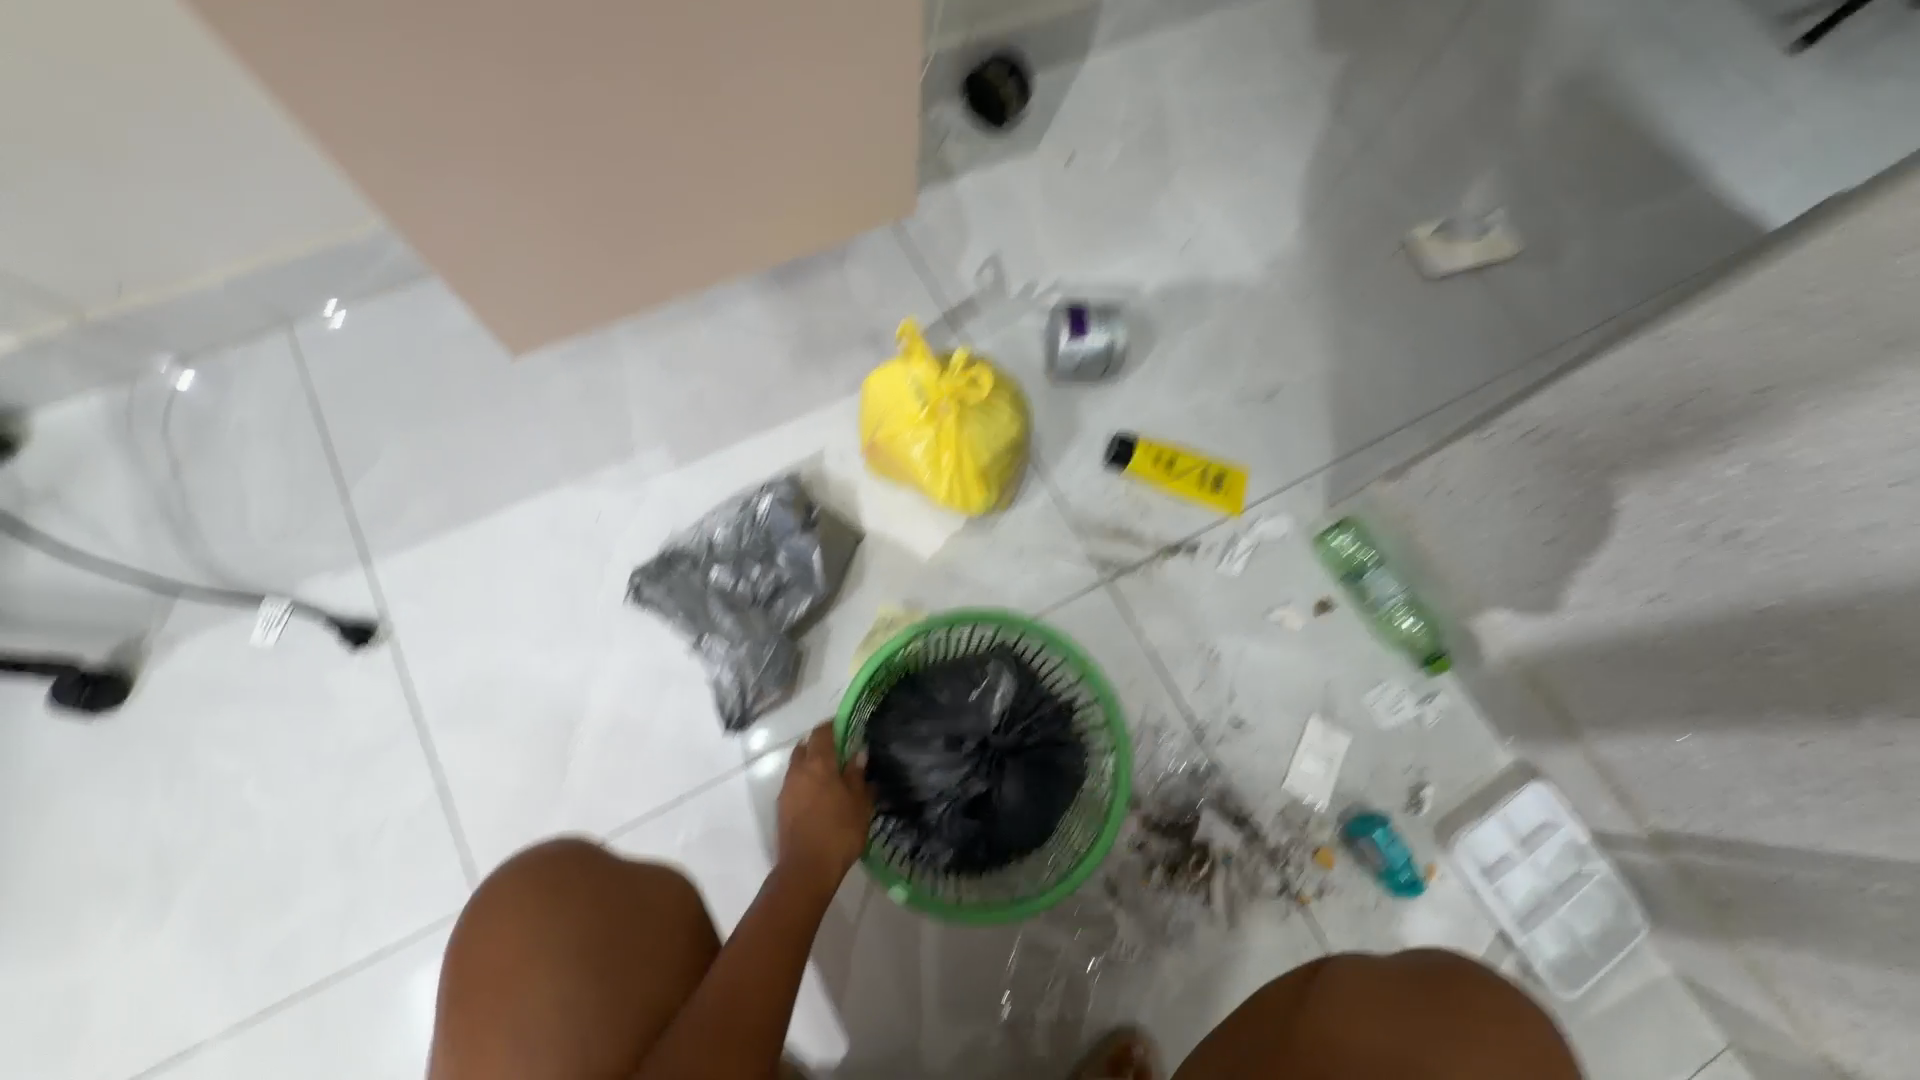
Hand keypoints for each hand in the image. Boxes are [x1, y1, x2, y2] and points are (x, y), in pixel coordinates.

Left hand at [777, 724, 873, 888]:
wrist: (806, 868)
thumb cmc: (840, 831)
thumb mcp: (860, 804)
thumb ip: (858, 776)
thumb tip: (858, 754)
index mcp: (819, 763)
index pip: (822, 733)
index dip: (834, 726)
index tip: (847, 728)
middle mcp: (798, 770)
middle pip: (806, 747)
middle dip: (820, 745)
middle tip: (840, 754)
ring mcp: (786, 789)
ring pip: (797, 766)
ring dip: (811, 765)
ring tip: (831, 778)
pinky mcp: (781, 808)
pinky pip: (794, 784)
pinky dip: (805, 783)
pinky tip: (820, 798)